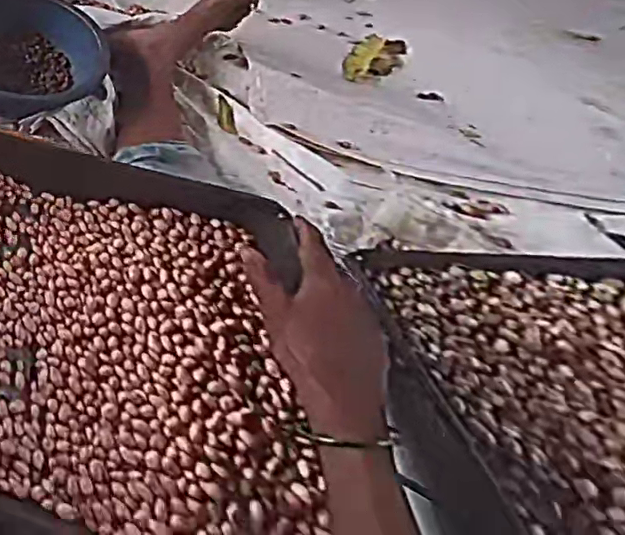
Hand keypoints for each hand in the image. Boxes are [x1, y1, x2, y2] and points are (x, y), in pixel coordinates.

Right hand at [242, 218, 388, 440]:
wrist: (344, 403)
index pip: (314, 246)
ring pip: (345, 291)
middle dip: (315, 259)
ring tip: (308, 289)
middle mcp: (351, 295)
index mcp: (324, 283)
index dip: (304, 231)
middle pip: (332, 268)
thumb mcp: (274, 312)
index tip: (299, 222)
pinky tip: (327, 321)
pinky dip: (340, 308)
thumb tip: (249, 251)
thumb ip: (263, 278)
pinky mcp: (374, 340)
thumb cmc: (305, 355)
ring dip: (328, 284)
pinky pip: (355, 313)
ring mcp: (366, 318)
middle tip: (298, 254)